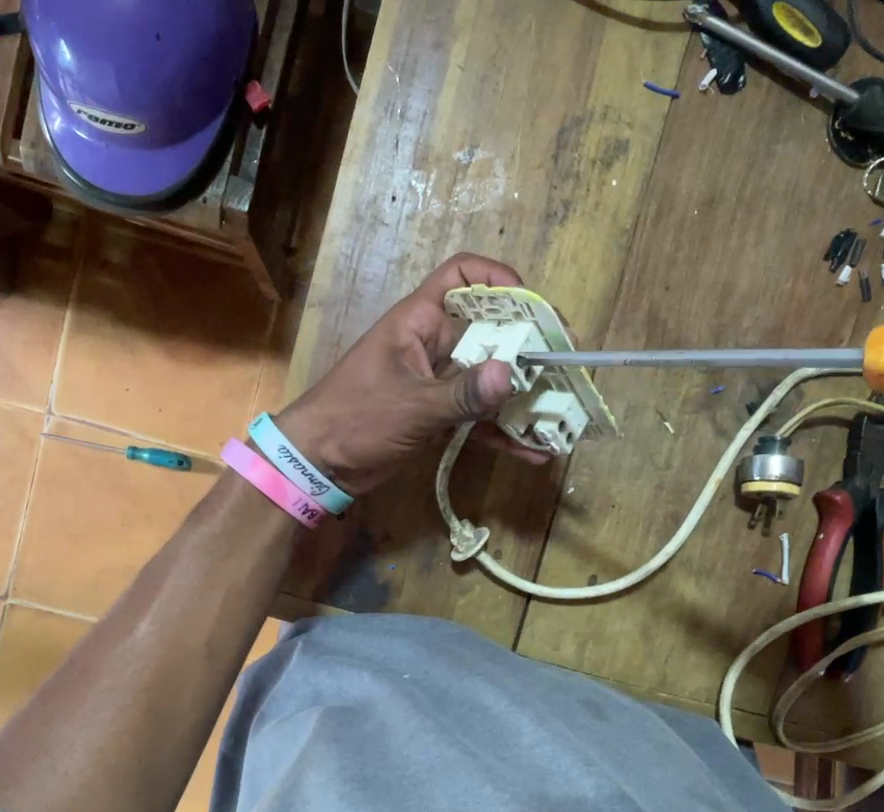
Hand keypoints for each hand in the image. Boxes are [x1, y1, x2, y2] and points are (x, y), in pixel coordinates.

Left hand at [275, 253, 548, 494]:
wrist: (316, 463)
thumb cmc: (353, 418)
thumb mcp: (409, 406)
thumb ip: (460, 394)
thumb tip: (510, 373)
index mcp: (418, 321)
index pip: (461, 277)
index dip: (497, 279)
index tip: (531, 307)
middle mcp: (433, 344)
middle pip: (489, 331)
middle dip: (529, 347)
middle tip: (567, 366)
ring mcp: (437, 380)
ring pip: (489, 376)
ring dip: (522, 394)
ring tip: (561, 414)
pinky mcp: (438, 414)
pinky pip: (478, 415)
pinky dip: (502, 430)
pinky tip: (533, 450)